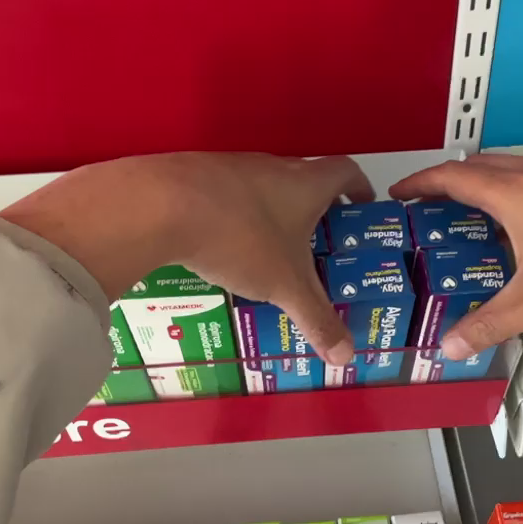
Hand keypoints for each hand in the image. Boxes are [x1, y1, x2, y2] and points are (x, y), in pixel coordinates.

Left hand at [0, 152, 372, 364]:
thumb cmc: (241, 239)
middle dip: (315, 210)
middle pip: (304, 179)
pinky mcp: (195, 174)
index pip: (345, 172)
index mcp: (305, 183)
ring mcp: (231, 166)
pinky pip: (225, 195)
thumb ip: (317, 320)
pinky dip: (233, 216)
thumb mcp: (286, 287)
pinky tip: (221, 247)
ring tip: (269, 253)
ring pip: (263, 188)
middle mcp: (273, 166)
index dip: (359, 188)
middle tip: (317, 245)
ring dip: (272, 213)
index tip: (362, 208)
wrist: (160, 206)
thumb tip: (347, 357)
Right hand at [390, 154, 522, 357]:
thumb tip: (448, 350)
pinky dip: (517, 191)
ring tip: (474, 221)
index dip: (419, 184)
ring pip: (513, 169)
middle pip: (480, 166)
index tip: (396, 198)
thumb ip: (492, 323)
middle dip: (448, 185)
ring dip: (485, 186)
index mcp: (514, 192)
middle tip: (431, 216)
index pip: (451, 176)